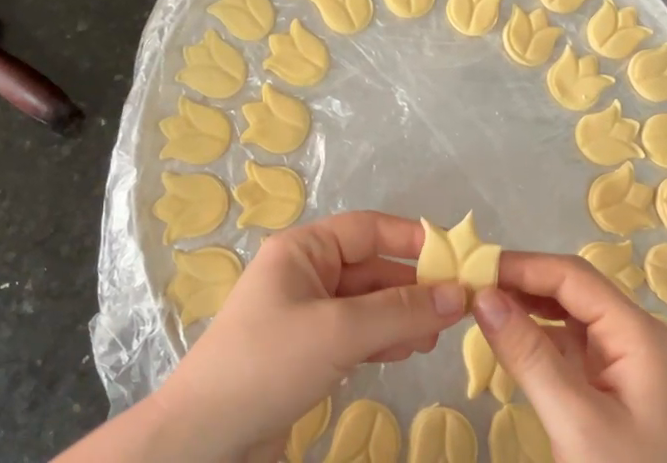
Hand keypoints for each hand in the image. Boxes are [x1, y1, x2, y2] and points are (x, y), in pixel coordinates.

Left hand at [154, 211, 468, 460]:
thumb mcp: (339, 331)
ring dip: (403, 315)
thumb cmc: (268, 362)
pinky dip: (384, 338)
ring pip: (367, 303)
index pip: (368, 229)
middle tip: (459, 309)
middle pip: (371, 268)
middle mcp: (305, 273)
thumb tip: (458, 294)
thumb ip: (400, 311)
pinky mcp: (307, 352)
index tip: (457, 258)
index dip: (413, 239)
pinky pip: (357, 333)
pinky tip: (409, 350)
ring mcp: (305, 314)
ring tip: (437, 336)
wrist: (207, 437)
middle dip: (413, 286)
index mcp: (303, 249)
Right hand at [473, 252, 666, 462]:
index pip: (572, 277)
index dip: (522, 266)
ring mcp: (623, 364)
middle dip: (521, 282)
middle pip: (571, 290)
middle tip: (466, 284)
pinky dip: (535, 337)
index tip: (470, 267)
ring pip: (567, 315)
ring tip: (477, 305)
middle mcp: (633, 337)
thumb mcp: (576, 422)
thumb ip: (529, 355)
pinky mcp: (609, 389)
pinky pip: (568, 346)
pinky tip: (505, 339)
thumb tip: (483, 296)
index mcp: (637, 334)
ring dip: (525, 307)